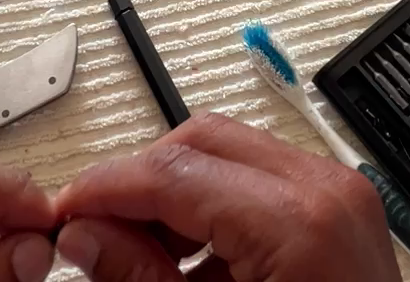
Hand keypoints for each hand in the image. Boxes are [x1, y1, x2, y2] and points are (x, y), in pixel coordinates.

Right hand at [53, 113, 401, 281]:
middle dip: (143, 178)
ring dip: (176, 191)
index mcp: (301, 223)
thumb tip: (87, 235)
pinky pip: (259, 180)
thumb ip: (144, 280)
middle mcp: (326, 188)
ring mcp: (339, 192)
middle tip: (97, 224)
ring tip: (139, 249)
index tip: (70, 207)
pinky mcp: (339, 207)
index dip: (111, 186)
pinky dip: (215, 208)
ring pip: (229, 152)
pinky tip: (189, 263)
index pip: (178, 170)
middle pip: (204, 141)